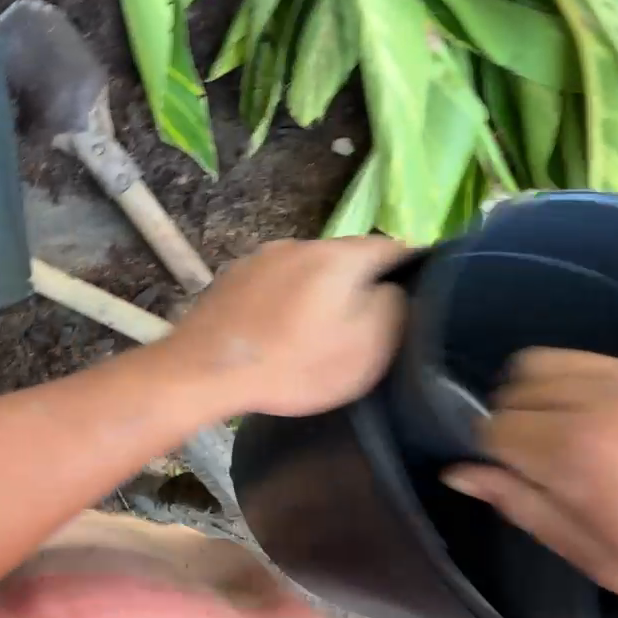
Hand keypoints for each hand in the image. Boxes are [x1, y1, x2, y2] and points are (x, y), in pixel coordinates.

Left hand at [161, 236, 407, 416]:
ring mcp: (254, 260)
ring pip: (304, 271)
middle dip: (359, 284)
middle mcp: (293, 244)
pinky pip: (271, 284)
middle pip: (344, 258)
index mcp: (334, 254)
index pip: (392, 248)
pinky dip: (282, 300)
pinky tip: (277, 329)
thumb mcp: (368, 345)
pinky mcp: (226, 281)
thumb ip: (394, 306)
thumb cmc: (291, 364)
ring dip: (317, 292)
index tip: (418, 300)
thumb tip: (392, 287)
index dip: (412, 272)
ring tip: (318, 329)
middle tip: (366, 322)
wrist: (200, 372)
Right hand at [446, 351, 617, 617]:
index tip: (514, 481)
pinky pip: (589, 360)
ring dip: (534, 397)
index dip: (489, 457)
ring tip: (564, 433)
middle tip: (541, 466)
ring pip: (538, 367)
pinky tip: (604, 418)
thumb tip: (459, 473)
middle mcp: (600, 405)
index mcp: (579, 456)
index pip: (488, 430)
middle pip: (508, 396)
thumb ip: (525, 509)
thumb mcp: (608, 563)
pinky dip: (573, 381)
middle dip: (509, 427)